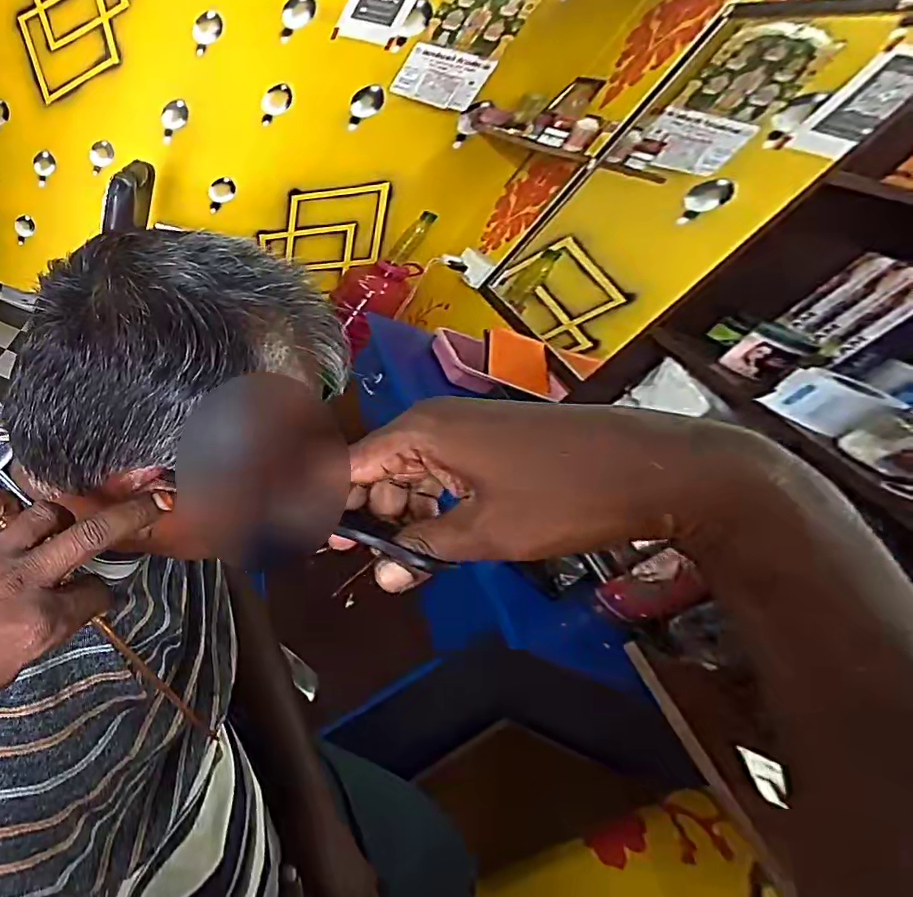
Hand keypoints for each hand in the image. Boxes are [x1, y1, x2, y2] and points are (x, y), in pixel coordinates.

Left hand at [0, 490, 161, 747]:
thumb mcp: (8, 671)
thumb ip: (38, 632)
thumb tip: (54, 611)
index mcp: (42, 623)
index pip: (95, 596)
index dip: (105, 594)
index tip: (106, 591)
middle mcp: (25, 579)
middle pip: (88, 536)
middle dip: (126, 516)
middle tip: (150, 502)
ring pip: (42, 511)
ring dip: (57, 514)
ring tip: (57, 520)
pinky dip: (0, 503)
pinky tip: (2, 512)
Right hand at [339, 396, 784, 591]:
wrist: (671, 467)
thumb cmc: (568, 495)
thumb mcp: (490, 532)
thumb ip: (425, 549)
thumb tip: (383, 577)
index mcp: (418, 432)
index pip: (349, 465)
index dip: (332, 503)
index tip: (326, 539)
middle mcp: (430, 420)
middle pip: (376, 465)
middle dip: (368, 510)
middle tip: (366, 553)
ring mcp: (461, 423)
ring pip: (408, 468)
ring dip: (402, 508)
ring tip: (407, 550)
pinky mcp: (486, 434)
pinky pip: (438, 464)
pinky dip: (432, 496)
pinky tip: (439, 528)